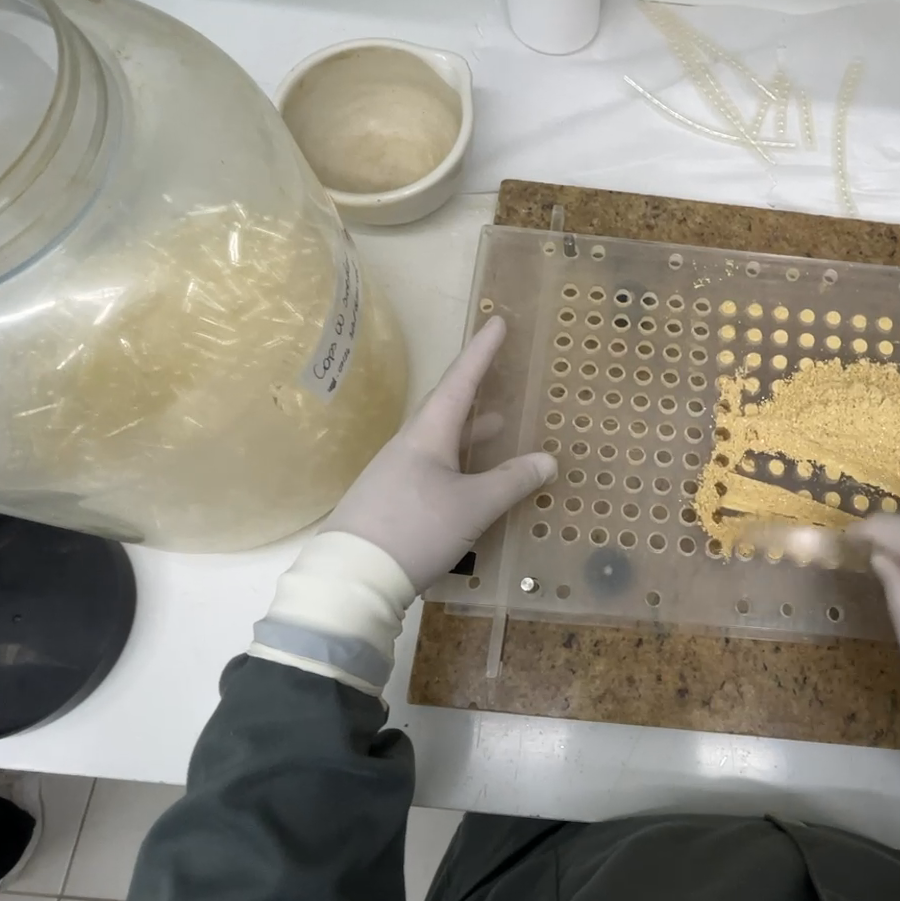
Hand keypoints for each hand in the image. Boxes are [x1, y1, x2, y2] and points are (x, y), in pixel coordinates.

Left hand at [323, 316, 556, 589]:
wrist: (352, 578)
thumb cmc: (415, 529)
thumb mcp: (473, 507)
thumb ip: (511, 481)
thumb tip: (548, 460)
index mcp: (427, 435)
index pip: (460, 382)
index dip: (481, 352)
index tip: (497, 322)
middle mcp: (408, 446)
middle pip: (447, 408)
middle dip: (476, 389)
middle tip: (499, 372)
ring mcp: (396, 473)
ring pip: (440, 440)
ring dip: (469, 430)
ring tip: (498, 425)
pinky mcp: (391, 500)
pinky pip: (432, 466)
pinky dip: (459, 461)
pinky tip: (470, 479)